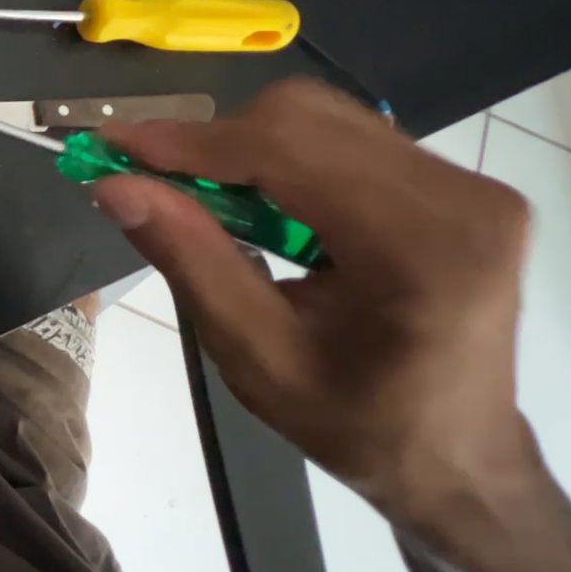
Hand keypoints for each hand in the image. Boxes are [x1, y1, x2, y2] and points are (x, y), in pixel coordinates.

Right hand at [90, 78, 541, 530]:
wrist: (451, 454)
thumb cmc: (350, 418)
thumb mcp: (251, 349)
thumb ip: (187, 257)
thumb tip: (111, 186)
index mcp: (423, 246)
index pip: (287, 150)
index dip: (188, 140)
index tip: (108, 146)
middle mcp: (459, 196)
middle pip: (301, 117)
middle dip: (207, 140)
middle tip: (142, 177)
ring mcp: (462, 185)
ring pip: (315, 116)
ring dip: (234, 145)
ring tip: (189, 195)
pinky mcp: (447, 184)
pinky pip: (336, 135)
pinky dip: (268, 154)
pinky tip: (243, 200)